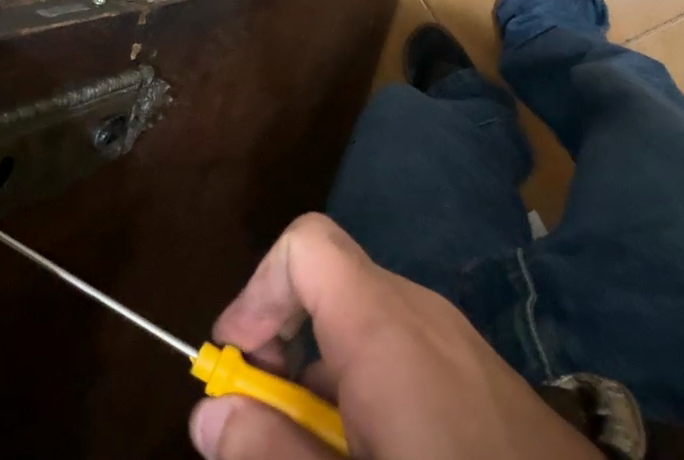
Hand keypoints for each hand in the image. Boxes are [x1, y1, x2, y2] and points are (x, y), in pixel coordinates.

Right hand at [191, 214, 601, 459]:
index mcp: (385, 328)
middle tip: (261, 417)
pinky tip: (370, 442)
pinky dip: (359, 380)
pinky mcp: (475, 368)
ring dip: (315, 370)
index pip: (306, 245)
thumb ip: (273, 452)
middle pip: (324, 283)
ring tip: (313, 443)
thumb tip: (209, 416)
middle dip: (278, 341)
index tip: (237, 364)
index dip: (256, 292)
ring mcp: (453, 338)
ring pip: (358, 319)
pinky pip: (397, 347)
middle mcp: (419, 313)